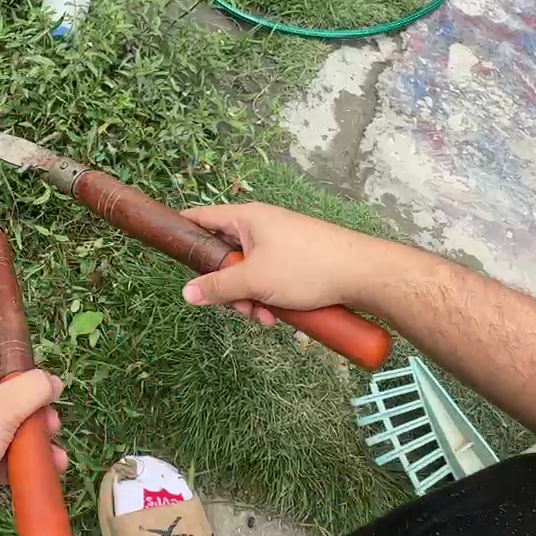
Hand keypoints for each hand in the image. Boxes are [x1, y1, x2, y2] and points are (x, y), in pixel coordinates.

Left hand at [0, 351, 65, 535]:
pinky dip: (25, 466)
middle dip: (40, 417)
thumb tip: (55, 381)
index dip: (31, 377)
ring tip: (57, 461)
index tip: (49, 395)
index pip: (8, 364)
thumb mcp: (1, 406)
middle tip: (52, 429)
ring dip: (38, 446)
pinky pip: (8, 460)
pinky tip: (46, 476)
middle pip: (19, 401)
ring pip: (16, 433)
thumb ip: (33, 388)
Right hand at [180, 202, 426, 320]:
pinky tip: (278, 316)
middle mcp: (260, 225)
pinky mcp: (295, 260)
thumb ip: (218, 286)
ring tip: (264, 318)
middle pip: (224, 253)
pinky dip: (267, 297)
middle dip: (226, 285)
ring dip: (248, 297)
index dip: (182, 231)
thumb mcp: (255, 280)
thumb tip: (186, 293)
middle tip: (237, 307)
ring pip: (247, 271)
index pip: (201, 217)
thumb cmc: (307, 267)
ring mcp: (279, 243)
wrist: (366, 274)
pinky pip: (268, 278)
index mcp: (246, 217)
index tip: (169, 249)